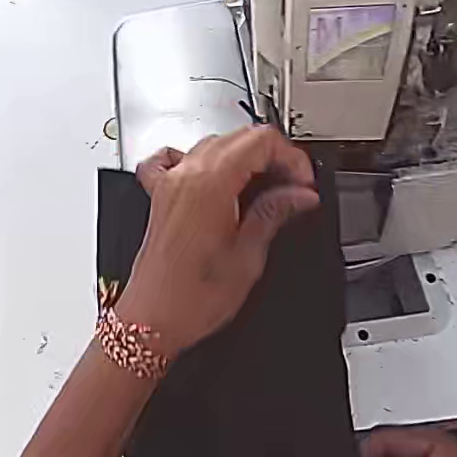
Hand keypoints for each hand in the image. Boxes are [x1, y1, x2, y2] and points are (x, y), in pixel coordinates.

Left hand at [115, 126, 319, 358]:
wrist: (152, 320)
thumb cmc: (191, 298)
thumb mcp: (248, 255)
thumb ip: (274, 213)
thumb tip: (300, 195)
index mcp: (211, 183)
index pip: (262, 141)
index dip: (292, 157)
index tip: (304, 183)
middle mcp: (186, 175)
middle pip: (240, 137)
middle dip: (275, 157)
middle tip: (294, 189)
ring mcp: (171, 183)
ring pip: (215, 145)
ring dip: (246, 158)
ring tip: (268, 191)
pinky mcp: (162, 197)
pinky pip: (180, 160)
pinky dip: (204, 163)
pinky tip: (220, 182)